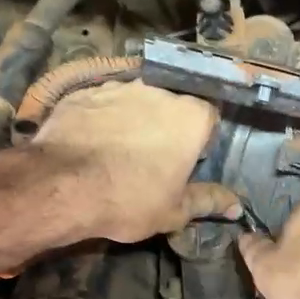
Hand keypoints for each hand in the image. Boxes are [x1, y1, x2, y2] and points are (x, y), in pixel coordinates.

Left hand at [31, 81, 238, 242]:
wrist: (62, 185)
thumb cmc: (131, 198)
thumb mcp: (176, 210)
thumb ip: (209, 201)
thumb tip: (237, 206)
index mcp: (191, 117)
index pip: (209, 118)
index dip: (201, 139)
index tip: (188, 161)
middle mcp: (159, 92)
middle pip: (172, 106)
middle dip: (167, 127)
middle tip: (153, 159)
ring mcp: (119, 88)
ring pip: (135, 102)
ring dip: (134, 120)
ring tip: (118, 151)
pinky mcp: (83, 92)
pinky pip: (101, 104)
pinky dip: (101, 119)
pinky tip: (91, 143)